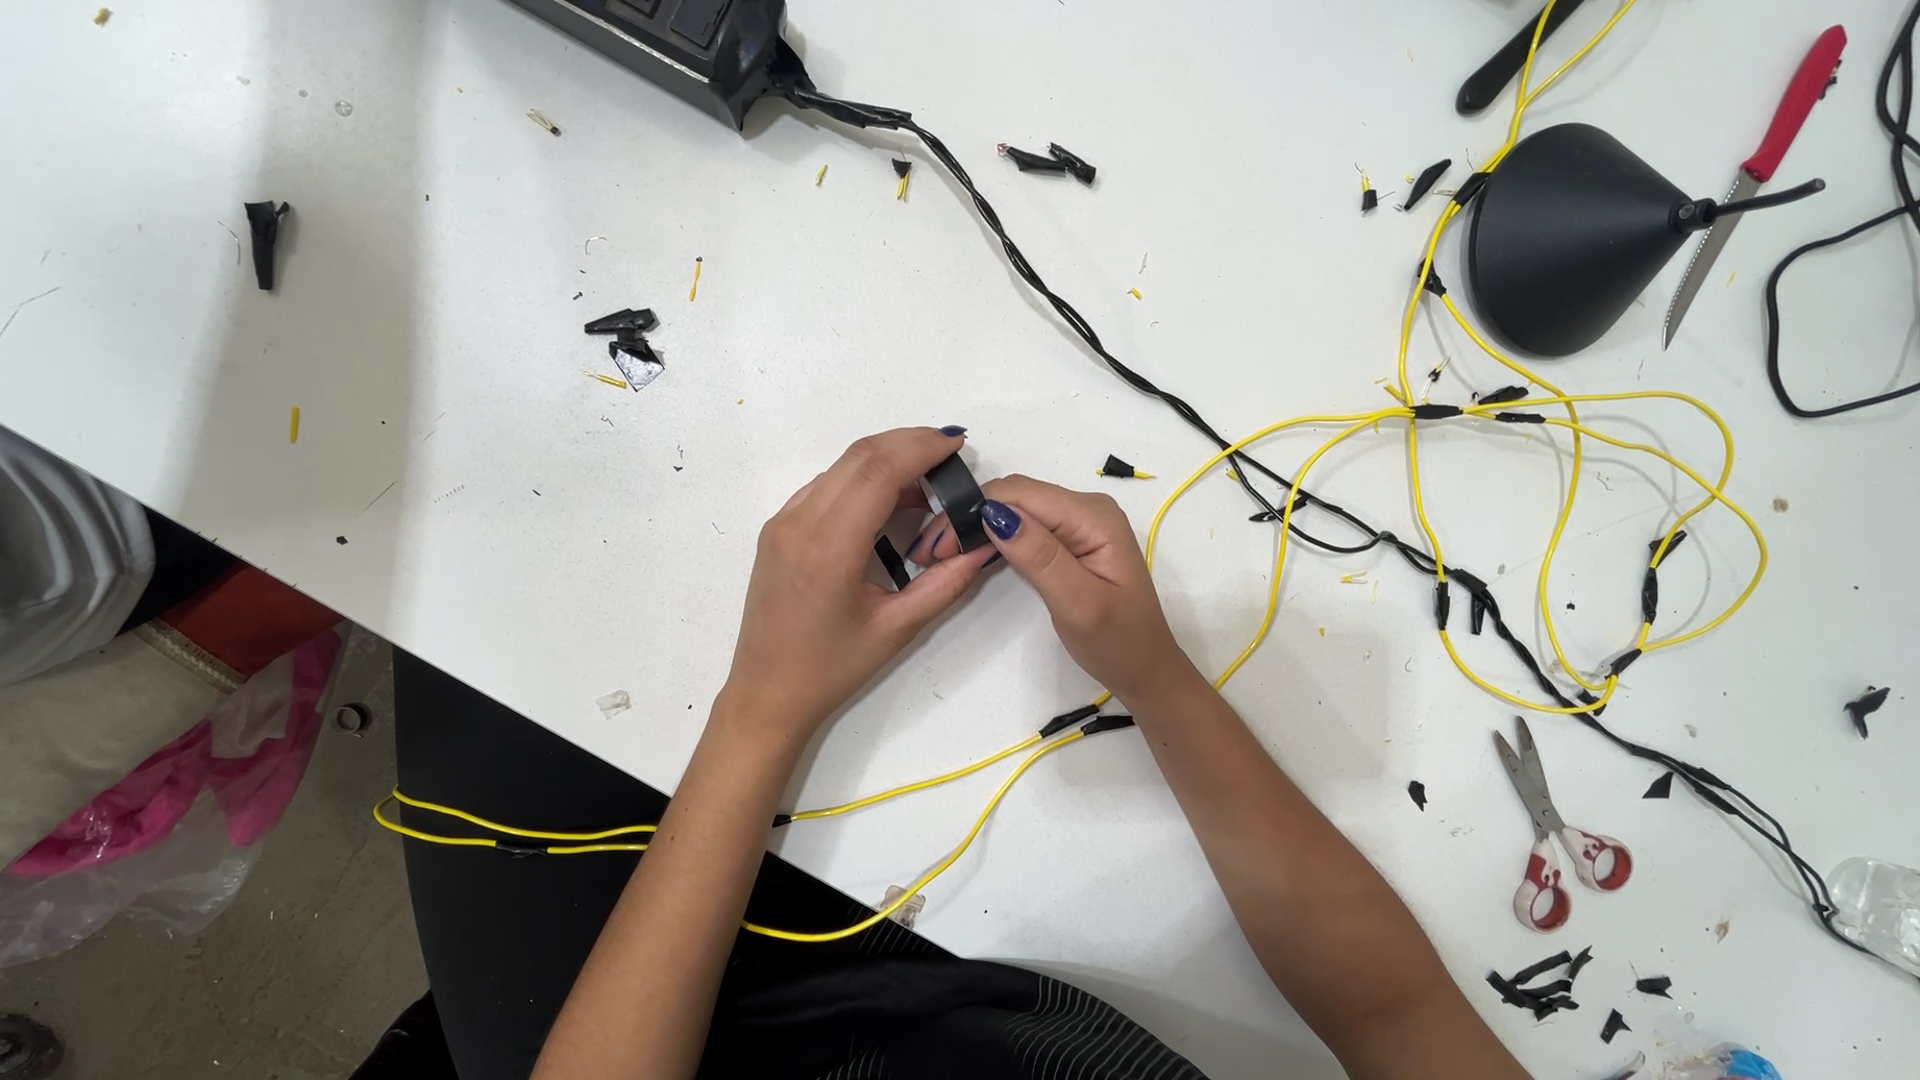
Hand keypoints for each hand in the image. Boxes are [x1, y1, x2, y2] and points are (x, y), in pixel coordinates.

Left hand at [719, 427, 995, 736]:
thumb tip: (984, 543)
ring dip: (885, 459)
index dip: (921, 447)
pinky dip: (862, 478)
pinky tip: (889, 500)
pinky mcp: (777, 528)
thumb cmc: (831, 668)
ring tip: (927, 480)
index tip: (957, 444)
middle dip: (909, 442)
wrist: (766, 692)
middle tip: (949, 451)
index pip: (877, 472)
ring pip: (840, 466)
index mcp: (829, 550)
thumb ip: (946, 582)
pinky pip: (825, 485)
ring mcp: (782, 522)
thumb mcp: (897, 629)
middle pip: (859, 456)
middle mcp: (799, 524)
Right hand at [910, 474, 1198, 705]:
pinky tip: (972, 549)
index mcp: (1093, 516)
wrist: (1145, 669)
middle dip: (970, 515)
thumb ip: (1040, 556)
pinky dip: (995, 533)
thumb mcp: (1079, 604)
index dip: (975, 510)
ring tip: (941, 551)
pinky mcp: (1068, 538)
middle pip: (1015, 495)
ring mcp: (1078, 522)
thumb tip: (995, 513)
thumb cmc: (1117, 642)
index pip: (1020, 494)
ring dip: (978, 523)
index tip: (937, 544)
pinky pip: (1026, 523)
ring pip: (1015, 507)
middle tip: (930, 552)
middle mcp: (1086, 508)